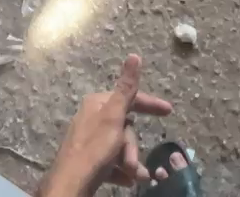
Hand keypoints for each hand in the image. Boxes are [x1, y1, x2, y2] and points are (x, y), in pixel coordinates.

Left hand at [41, 54, 172, 196]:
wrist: (70, 186)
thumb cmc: (94, 149)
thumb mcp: (114, 117)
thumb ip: (126, 88)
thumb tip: (134, 55)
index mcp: (98, 103)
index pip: (129, 98)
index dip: (150, 105)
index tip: (169, 111)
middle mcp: (92, 117)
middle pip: (125, 126)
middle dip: (132, 146)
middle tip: (134, 164)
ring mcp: (89, 140)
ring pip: (119, 145)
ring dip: (129, 160)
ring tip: (135, 175)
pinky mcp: (88, 160)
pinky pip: (111, 161)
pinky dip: (121, 170)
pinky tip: (128, 181)